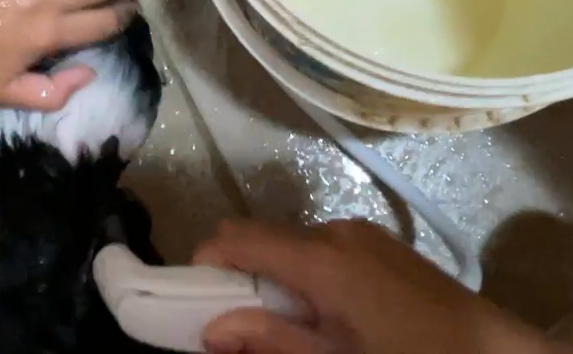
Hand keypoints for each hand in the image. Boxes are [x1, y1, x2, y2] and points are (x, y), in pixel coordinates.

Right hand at [195, 220, 555, 353]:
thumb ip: (274, 343)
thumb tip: (212, 328)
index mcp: (322, 257)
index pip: (238, 238)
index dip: (206, 265)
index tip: (192, 305)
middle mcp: (335, 229)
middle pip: (262, 240)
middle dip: (240, 280)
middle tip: (240, 333)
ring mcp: (361, 233)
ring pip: (292, 246)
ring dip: (276, 282)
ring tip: (294, 334)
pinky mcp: (380, 244)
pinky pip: (323, 251)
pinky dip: (307, 278)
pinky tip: (331, 321)